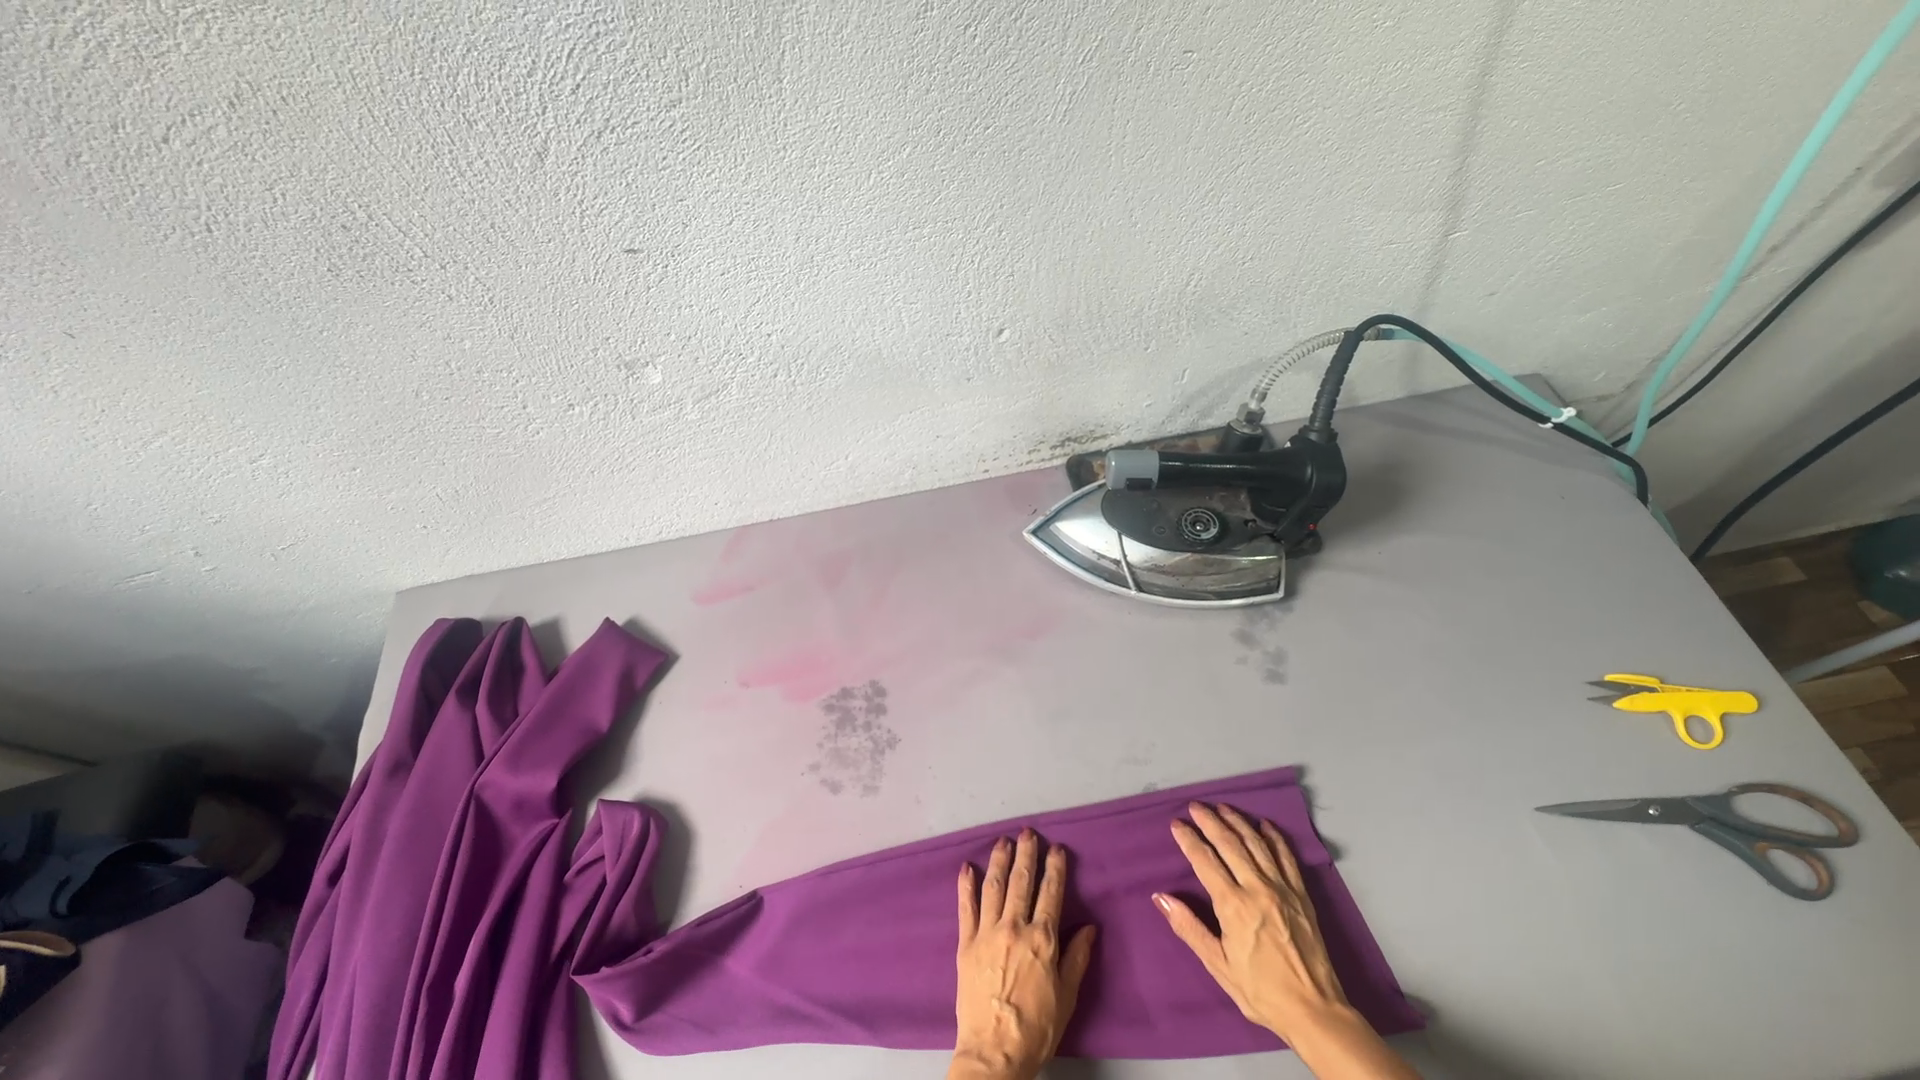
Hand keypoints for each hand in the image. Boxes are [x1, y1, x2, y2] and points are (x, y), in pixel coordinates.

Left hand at [948, 829, 1096, 1079]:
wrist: (994, 1052)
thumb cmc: (1037, 1027)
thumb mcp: (1067, 995)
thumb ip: (1077, 957)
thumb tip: (1089, 927)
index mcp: (1043, 939)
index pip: (1051, 893)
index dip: (1055, 868)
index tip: (1057, 849)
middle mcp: (1015, 928)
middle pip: (1022, 882)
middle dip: (1026, 854)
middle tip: (1028, 832)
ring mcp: (986, 934)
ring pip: (993, 887)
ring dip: (998, 861)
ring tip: (1002, 841)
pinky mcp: (965, 945)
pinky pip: (965, 908)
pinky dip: (966, 886)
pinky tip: (967, 868)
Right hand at [1157, 803, 1419, 1078]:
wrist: (1313, 1008)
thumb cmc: (1260, 991)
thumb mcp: (1218, 965)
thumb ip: (1189, 928)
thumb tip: (1160, 897)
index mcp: (1233, 905)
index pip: (1205, 861)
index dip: (1189, 839)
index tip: (1177, 824)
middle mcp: (1258, 888)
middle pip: (1230, 844)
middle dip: (1210, 821)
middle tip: (1196, 806)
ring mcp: (1283, 889)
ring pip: (1257, 844)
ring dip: (1238, 822)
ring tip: (1223, 807)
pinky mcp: (1302, 895)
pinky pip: (1287, 857)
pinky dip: (1274, 838)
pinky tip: (1264, 825)